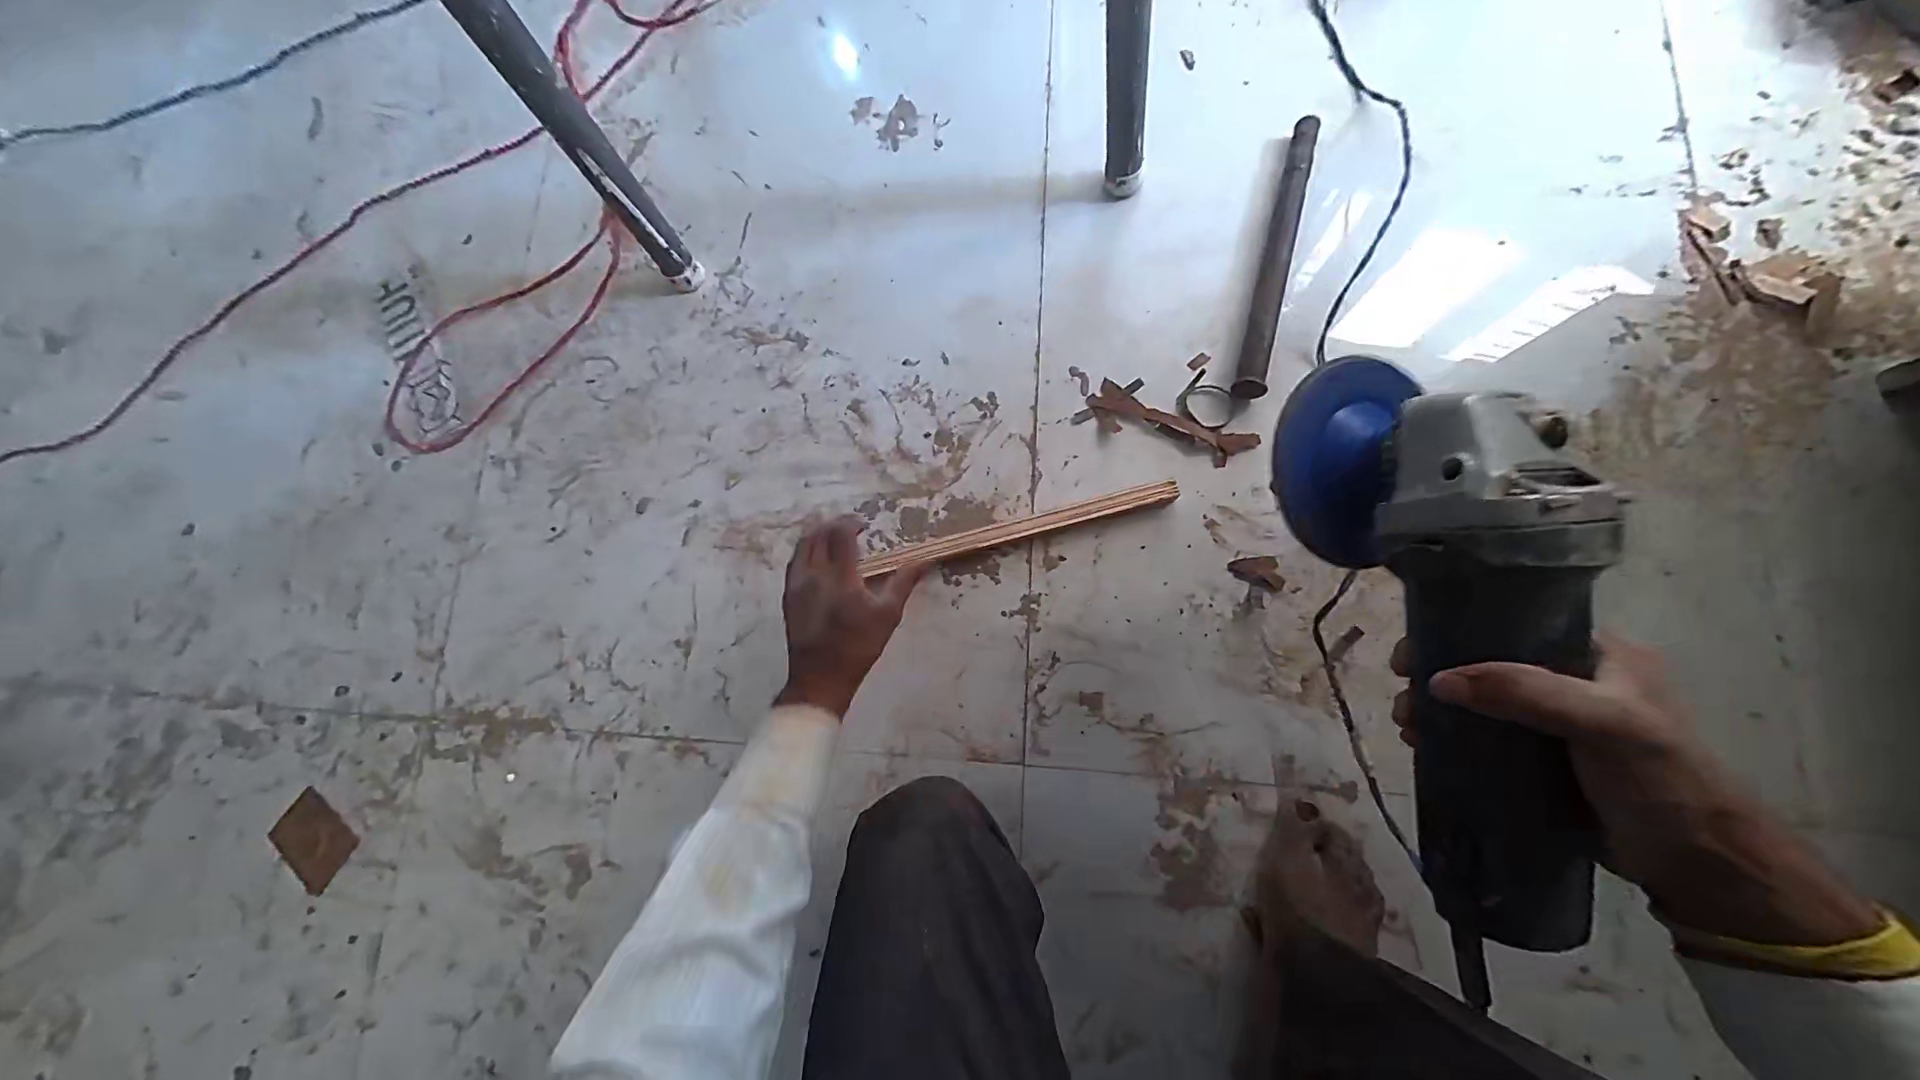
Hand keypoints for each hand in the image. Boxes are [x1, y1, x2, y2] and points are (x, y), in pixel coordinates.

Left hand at [773, 515, 925, 717]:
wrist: (821, 677)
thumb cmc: (858, 646)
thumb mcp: (888, 615)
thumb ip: (903, 582)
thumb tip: (923, 561)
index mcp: (840, 578)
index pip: (840, 535)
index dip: (851, 523)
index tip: (863, 525)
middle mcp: (814, 575)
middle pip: (818, 535)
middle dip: (833, 524)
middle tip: (849, 526)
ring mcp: (796, 584)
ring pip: (802, 546)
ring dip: (817, 534)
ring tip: (832, 535)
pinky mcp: (788, 595)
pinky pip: (794, 562)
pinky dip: (806, 550)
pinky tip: (816, 557)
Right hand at [1390, 633, 1880, 944]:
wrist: (1700, 869)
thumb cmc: (1664, 783)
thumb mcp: (1606, 724)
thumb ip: (1525, 693)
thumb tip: (1436, 681)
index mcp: (1596, 653)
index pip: (1512, 624)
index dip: (1457, 631)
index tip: (1414, 652)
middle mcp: (1570, 678)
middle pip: (1483, 663)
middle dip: (1435, 676)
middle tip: (1406, 696)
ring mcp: (1551, 720)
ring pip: (1475, 700)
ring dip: (1435, 709)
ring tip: (1409, 727)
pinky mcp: (1537, 757)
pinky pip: (1480, 735)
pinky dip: (1448, 737)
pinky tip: (1424, 745)